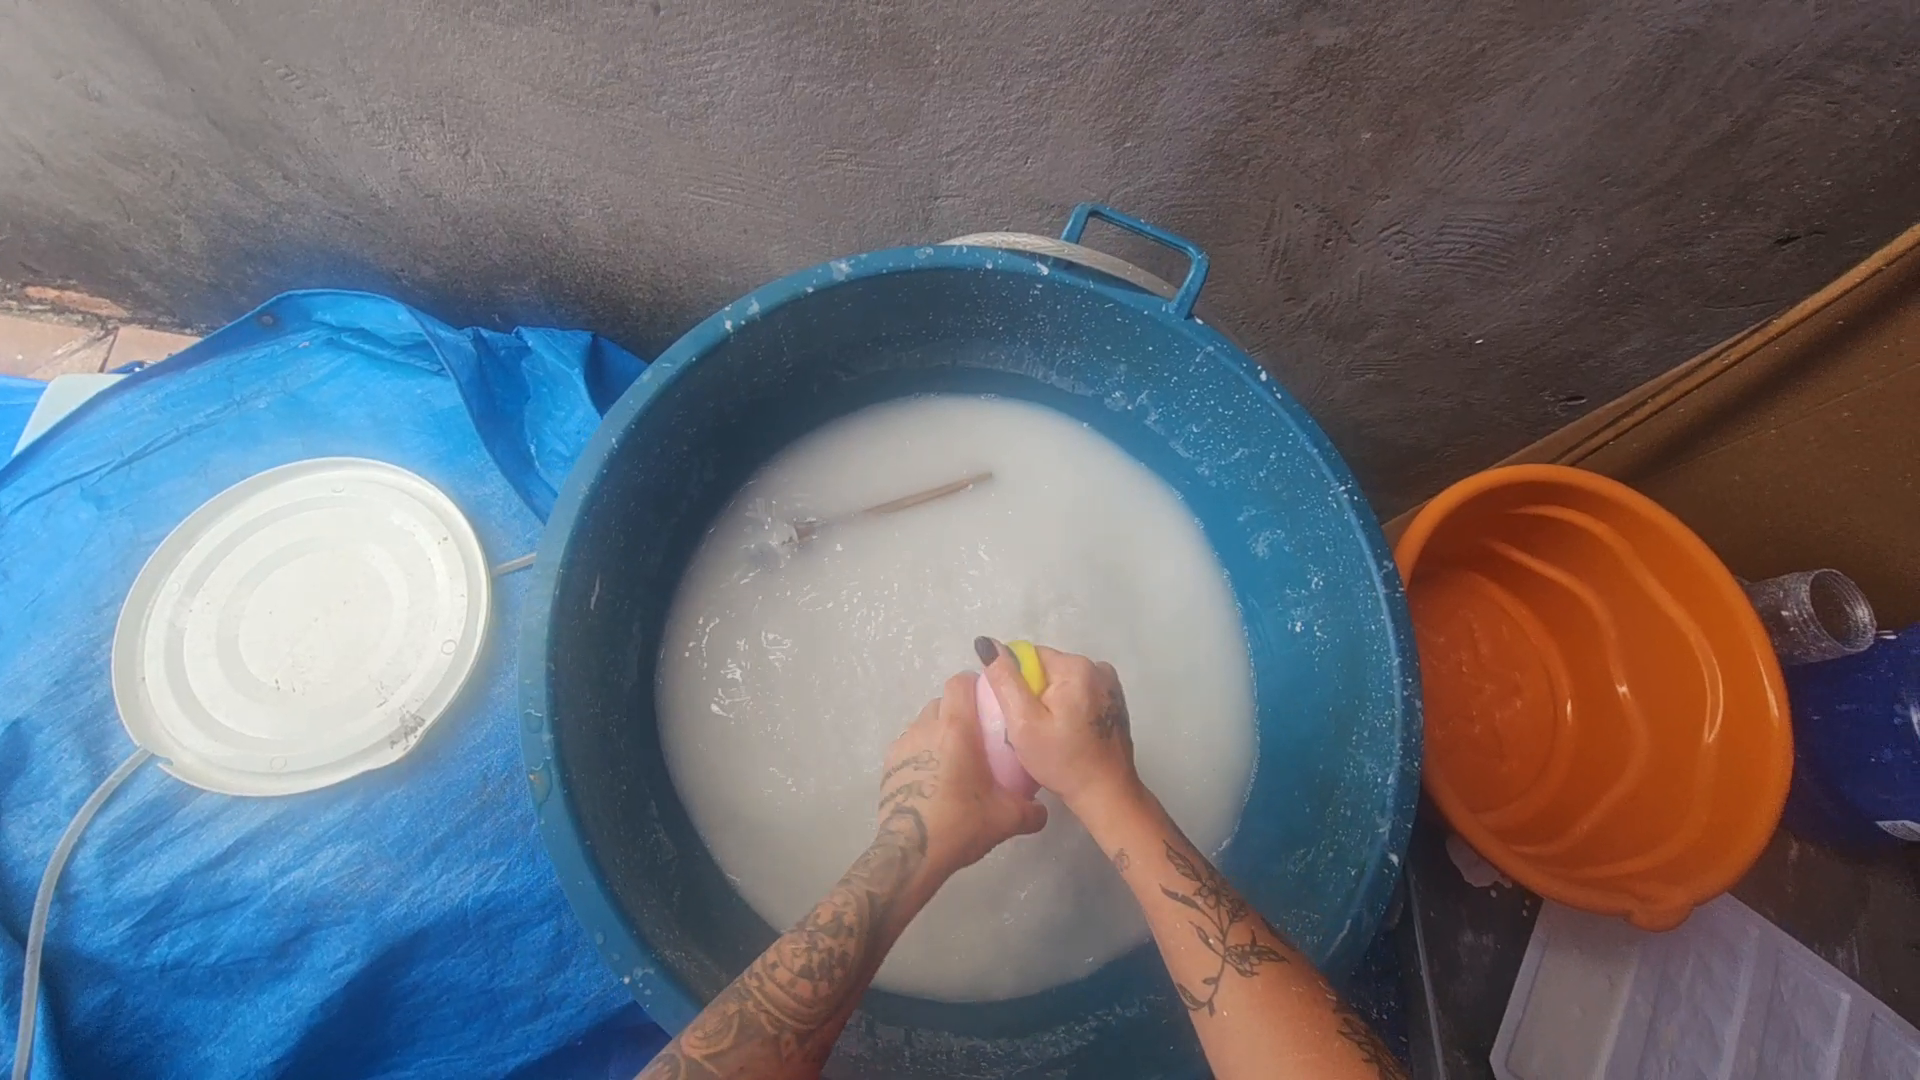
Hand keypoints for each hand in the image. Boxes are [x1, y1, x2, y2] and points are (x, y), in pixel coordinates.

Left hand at [879, 673, 1049, 878]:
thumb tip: (1042, 811)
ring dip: (939, 730)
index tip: (989, 699)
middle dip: (959, 709)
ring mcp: (903, 745)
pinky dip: (922, 750)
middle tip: (977, 733)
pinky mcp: (888, 764)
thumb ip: (1031, 810)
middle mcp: (926, 727)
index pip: (960, 682)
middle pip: (942, 701)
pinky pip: (910, 744)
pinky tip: (933, 776)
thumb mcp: (1007, 818)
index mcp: (956, 728)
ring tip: (954, 756)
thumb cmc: (961, 823)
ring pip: (923, 722)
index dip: (974, 684)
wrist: (912, 853)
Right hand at [977, 639, 1140, 811]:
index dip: (1017, 685)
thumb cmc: (1063, 762)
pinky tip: (1069, 734)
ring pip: (1062, 682)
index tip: (1020, 715)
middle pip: (1047, 669)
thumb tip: (988, 644)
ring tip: (1052, 734)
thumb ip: (1005, 680)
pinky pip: (1079, 693)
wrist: (1107, 794)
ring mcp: (1110, 684)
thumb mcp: (1023, 723)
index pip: (1030, 658)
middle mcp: (1097, 667)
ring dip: (1051, 702)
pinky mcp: (1115, 701)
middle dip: (1035, 694)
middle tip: (1034, 729)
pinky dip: (1069, 708)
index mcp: (1076, 667)